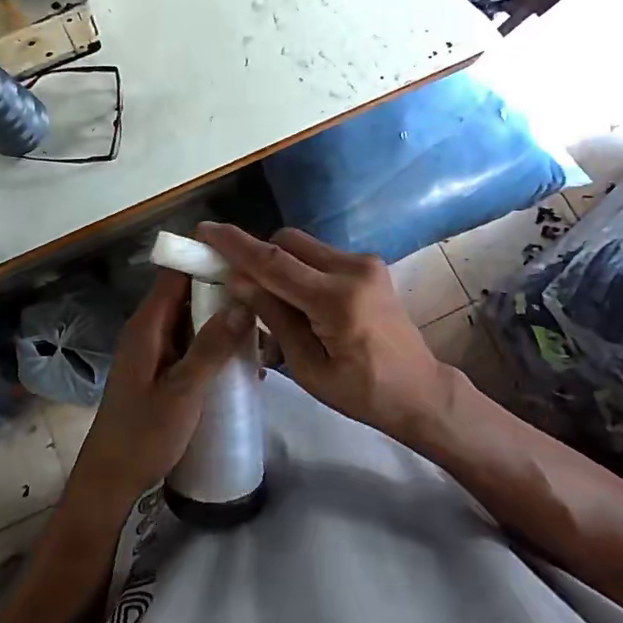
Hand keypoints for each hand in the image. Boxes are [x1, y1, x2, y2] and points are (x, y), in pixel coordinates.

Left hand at [68, 270, 252, 508]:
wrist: (112, 479)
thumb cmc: (144, 434)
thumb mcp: (184, 390)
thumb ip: (212, 347)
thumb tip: (244, 303)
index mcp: (146, 326)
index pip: (175, 274)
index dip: (208, 262)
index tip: (250, 264)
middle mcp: (149, 331)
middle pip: (188, 296)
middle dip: (225, 296)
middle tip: (269, 303)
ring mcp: (155, 352)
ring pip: (193, 323)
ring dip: (224, 326)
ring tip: (266, 335)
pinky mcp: (162, 373)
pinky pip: (192, 348)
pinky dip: (216, 349)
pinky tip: (248, 365)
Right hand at [198, 223, 459, 444]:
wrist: (419, 390)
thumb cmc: (361, 392)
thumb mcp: (307, 366)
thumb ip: (273, 316)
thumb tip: (237, 279)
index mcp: (336, 301)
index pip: (273, 262)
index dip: (234, 245)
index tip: (203, 230)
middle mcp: (353, 269)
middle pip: (287, 242)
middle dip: (256, 255)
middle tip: (235, 280)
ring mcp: (365, 263)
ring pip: (302, 245)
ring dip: (278, 263)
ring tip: (270, 298)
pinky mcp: (369, 264)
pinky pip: (318, 255)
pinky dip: (298, 268)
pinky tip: (297, 299)